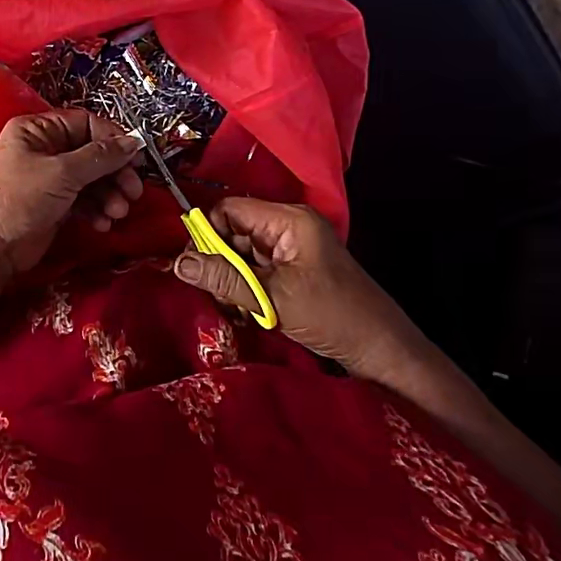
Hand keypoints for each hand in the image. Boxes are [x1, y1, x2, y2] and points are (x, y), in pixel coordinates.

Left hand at [0, 110, 144, 272]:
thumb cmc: (18, 200)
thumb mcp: (61, 173)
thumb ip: (100, 157)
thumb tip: (133, 143)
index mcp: (37, 130)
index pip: (85, 124)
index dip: (113, 139)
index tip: (136, 158)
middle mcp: (44, 149)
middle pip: (92, 153)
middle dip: (114, 173)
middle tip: (134, 191)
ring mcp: (49, 178)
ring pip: (91, 179)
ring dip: (109, 195)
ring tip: (118, 213)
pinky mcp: (54, 205)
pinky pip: (84, 200)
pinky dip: (96, 210)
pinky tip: (103, 223)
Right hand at [173, 197, 432, 381]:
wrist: (381, 350)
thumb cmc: (334, 316)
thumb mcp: (273, 297)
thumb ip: (224, 278)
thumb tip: (179, 263)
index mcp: (289, 220)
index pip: (229, 210)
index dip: (207, 234)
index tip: (197, 267)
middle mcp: (288, 227)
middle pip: (231, 232)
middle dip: (219, 263)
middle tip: (220, 295)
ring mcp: (291, 250)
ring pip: (239, 254)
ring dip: (231, 281)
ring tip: (238, 309)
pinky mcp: (291, 270)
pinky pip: (253, 270)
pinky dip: (244, 290)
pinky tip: (248, 312)